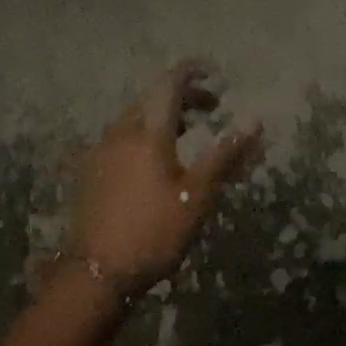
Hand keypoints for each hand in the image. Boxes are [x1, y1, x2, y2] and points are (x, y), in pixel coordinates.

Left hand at [69, 65, 259, 290]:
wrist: (95, 274)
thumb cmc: (153, 232)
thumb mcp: (197, 196)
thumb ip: (225, 156)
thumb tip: (254, 121)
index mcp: (148, 132)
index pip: (170, 84)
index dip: (191, 72)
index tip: (214, 72)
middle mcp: (121, 132)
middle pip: (152, 98)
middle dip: (183, 96)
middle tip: (212, 107)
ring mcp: (102, 151)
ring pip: (135, 117)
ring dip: (163, 115)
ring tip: (188, 131)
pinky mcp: (91, 171)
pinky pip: (122, 136)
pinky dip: (145, 133)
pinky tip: (155, 158)